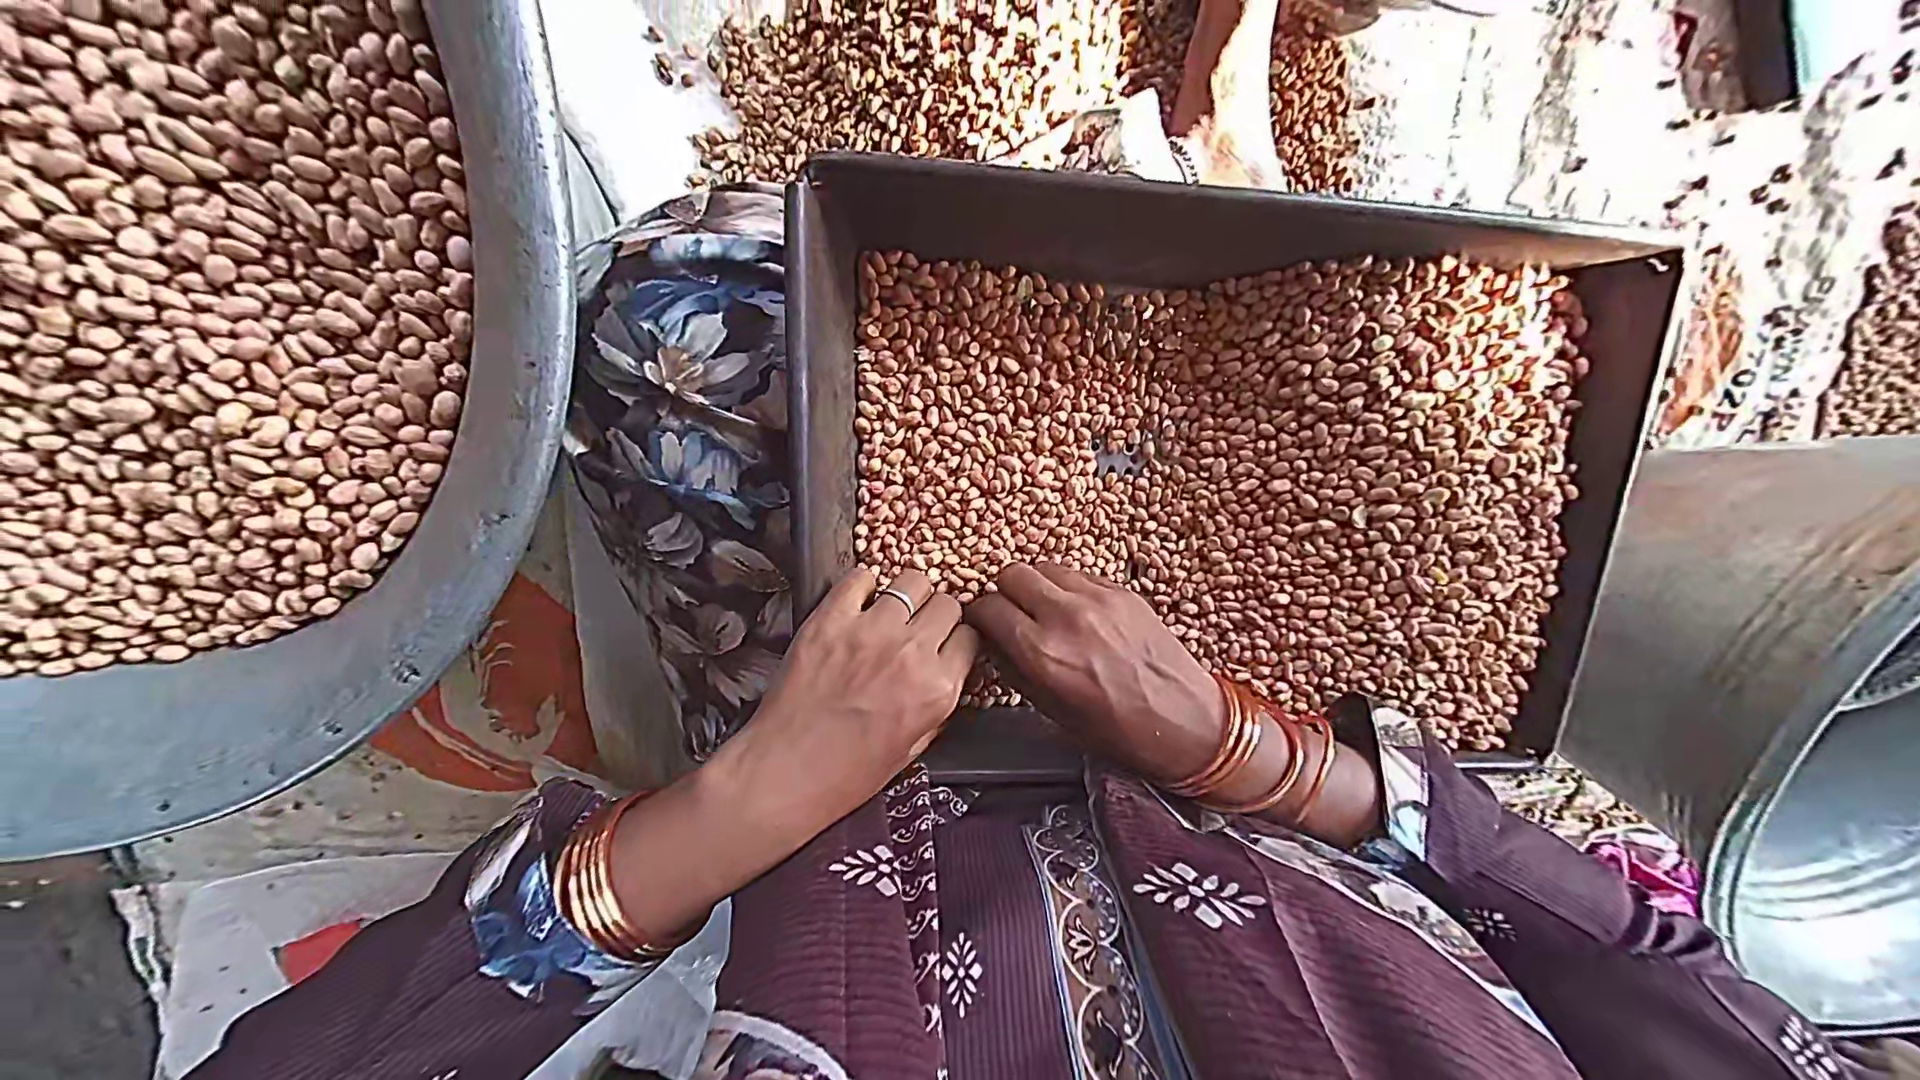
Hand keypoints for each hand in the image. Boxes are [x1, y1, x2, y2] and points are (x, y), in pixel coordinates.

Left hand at [722, 567, 978, 834]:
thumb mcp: (913, 748)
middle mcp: (912, 653)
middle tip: (918, 626)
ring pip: (912, 581)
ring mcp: (871, 631)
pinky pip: (861, 577)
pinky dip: (863, 585)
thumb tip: (944, 672)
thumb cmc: (846, 774)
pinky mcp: (831, 619)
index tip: (945, 643)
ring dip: (907, 595)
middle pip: (947, 604)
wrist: (784, 774)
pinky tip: (858, 601)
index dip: (957, 640)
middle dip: (937, 614)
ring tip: (890, 611)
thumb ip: (937, 703)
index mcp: (938, 689)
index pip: (969, 637)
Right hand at [964, 563, 1224, 784]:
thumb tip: (992, 641)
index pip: (988, 608)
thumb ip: (1014, 669)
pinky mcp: (1123, 592)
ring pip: (1044, 567)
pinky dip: (1067, 589)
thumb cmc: (1118, 731)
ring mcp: (1098, 599)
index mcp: (1042, 653)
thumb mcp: (1052, 710)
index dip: (980, 616)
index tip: (984, 623)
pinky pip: (1078, 575)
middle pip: (1012, 574)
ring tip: (1044, 610)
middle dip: (1004, 593)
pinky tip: (1076, 612)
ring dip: (1036, 585)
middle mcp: (1066, 617)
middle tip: (1011, 613)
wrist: (1187, 723)